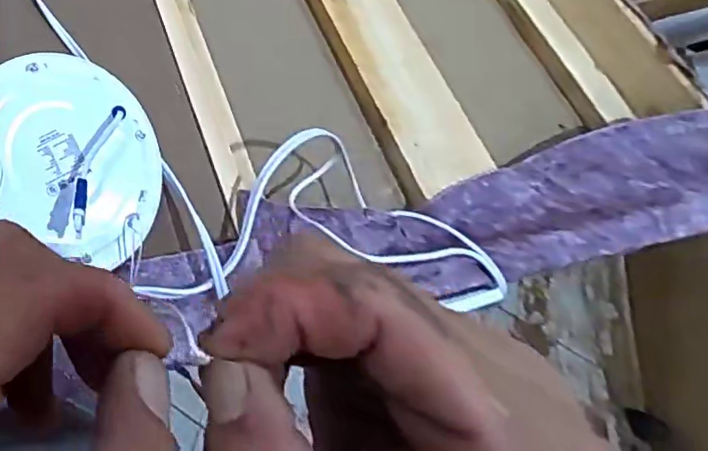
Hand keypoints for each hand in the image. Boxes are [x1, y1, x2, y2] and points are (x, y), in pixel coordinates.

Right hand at [200, 233, 602, 449]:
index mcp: (492, 399)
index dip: (277, 305)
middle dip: (274, 309)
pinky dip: (319, 352)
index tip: (216, 352)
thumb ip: (290, 447)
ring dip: (291, 330)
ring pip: (352, 290)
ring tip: (263, 393)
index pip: (367, 292)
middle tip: (231, 378)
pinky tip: (312, 405)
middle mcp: (484, 350)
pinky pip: (369, 330)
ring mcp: (473, 351)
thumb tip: (221, 370)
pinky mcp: (453, 365)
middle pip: (352, 273)